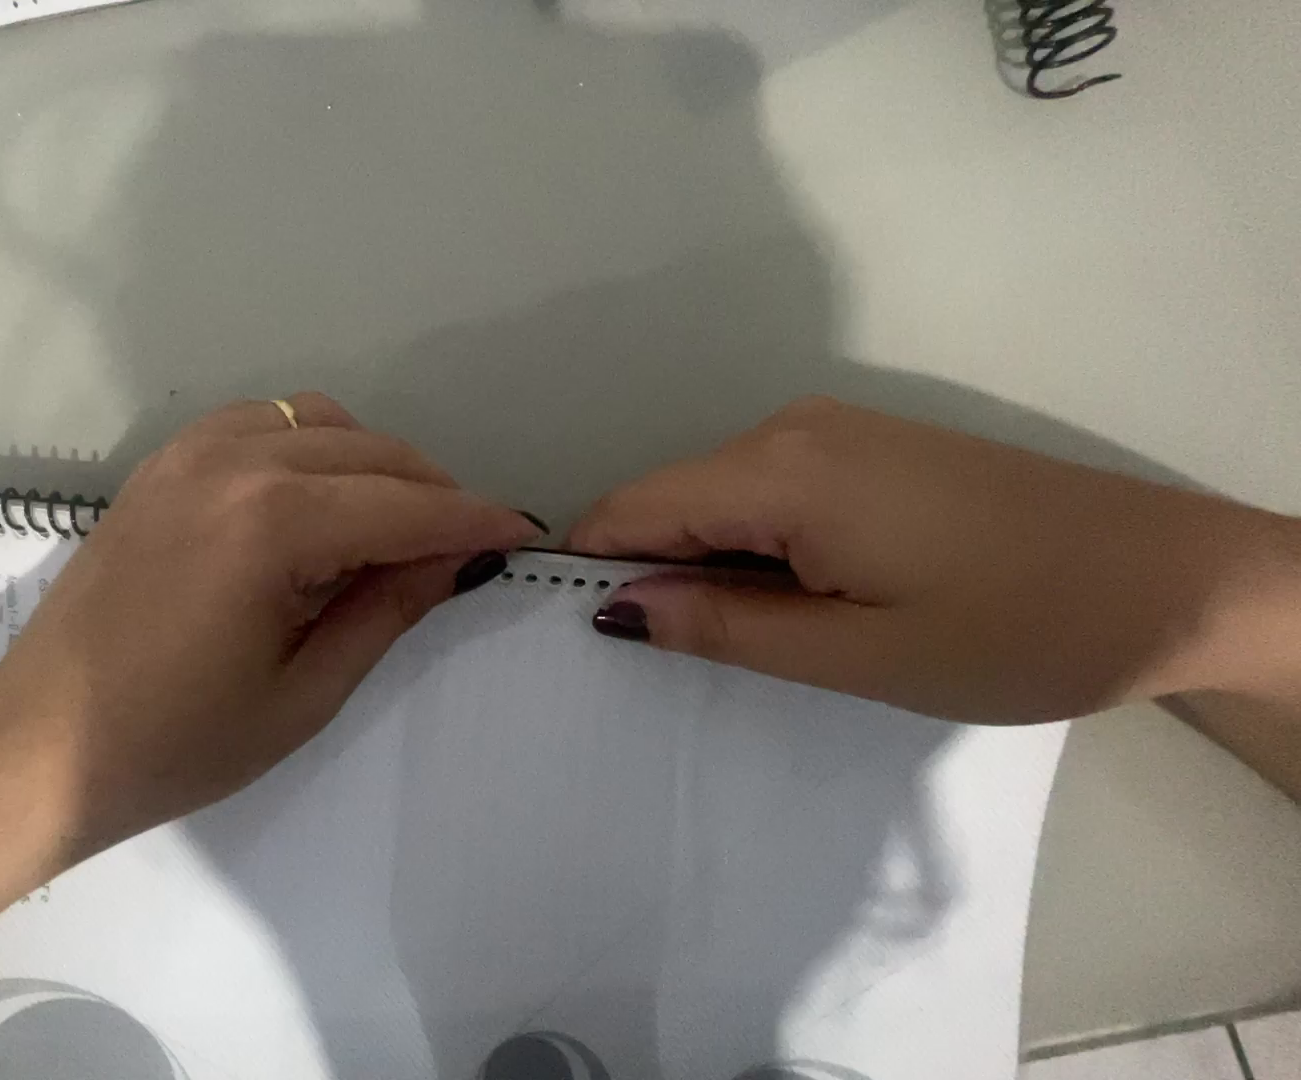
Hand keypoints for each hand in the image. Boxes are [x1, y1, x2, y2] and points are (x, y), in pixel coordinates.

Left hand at [0, 393, 540, 863]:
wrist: (39, 748)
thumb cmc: (175, 744)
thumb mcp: (303, 694)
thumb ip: (386, 609)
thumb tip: (453, 557)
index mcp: (271, 524)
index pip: (406, 506)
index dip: (474, 520)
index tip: (522, 533)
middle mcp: (232, 462)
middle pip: (371, 453)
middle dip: (432, 492)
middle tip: (459, 547)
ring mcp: (187, 453)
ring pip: (319, 423)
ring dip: (373, 462)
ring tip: (391, 525)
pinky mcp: (160, 464)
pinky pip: (260, 425)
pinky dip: (309, 448)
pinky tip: (315, 500)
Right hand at [569, 397, 1300, 724]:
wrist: (1186, 582)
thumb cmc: (1017, 630)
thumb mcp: (854, 655)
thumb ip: (720, 625)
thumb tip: (615, 607)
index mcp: (779, 473)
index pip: (631, 508)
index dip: (592, 566)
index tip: (588, 632)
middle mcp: (787, 430)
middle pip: (664, 498)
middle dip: (650, 568)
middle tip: (683, 651)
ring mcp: (823, 429)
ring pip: (706, 494)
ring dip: (700, 558)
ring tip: (751, 628)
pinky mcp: (853, 444)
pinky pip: (754, 489)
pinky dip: (742, 541)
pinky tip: (794, 589)